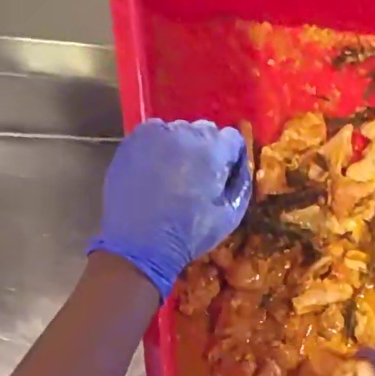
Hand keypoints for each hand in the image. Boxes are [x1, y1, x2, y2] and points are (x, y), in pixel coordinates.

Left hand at [88, 119, 251, 296]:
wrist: (139, 244)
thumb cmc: (189, 234)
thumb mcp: (229, 217)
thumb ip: (241, 185)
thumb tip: (241, 166)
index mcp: (212, 150)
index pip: (233, 138)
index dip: (232, 156)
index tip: (225, 174)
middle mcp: (185, 133)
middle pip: (205, 131)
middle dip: (207, 150)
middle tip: (200, 178)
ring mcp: (156, 133)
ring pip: (179, 132)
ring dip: (183, 148)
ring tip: (176, 176)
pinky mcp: (133, 140)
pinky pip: (154, 136)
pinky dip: (159, 148)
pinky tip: (156, 172)